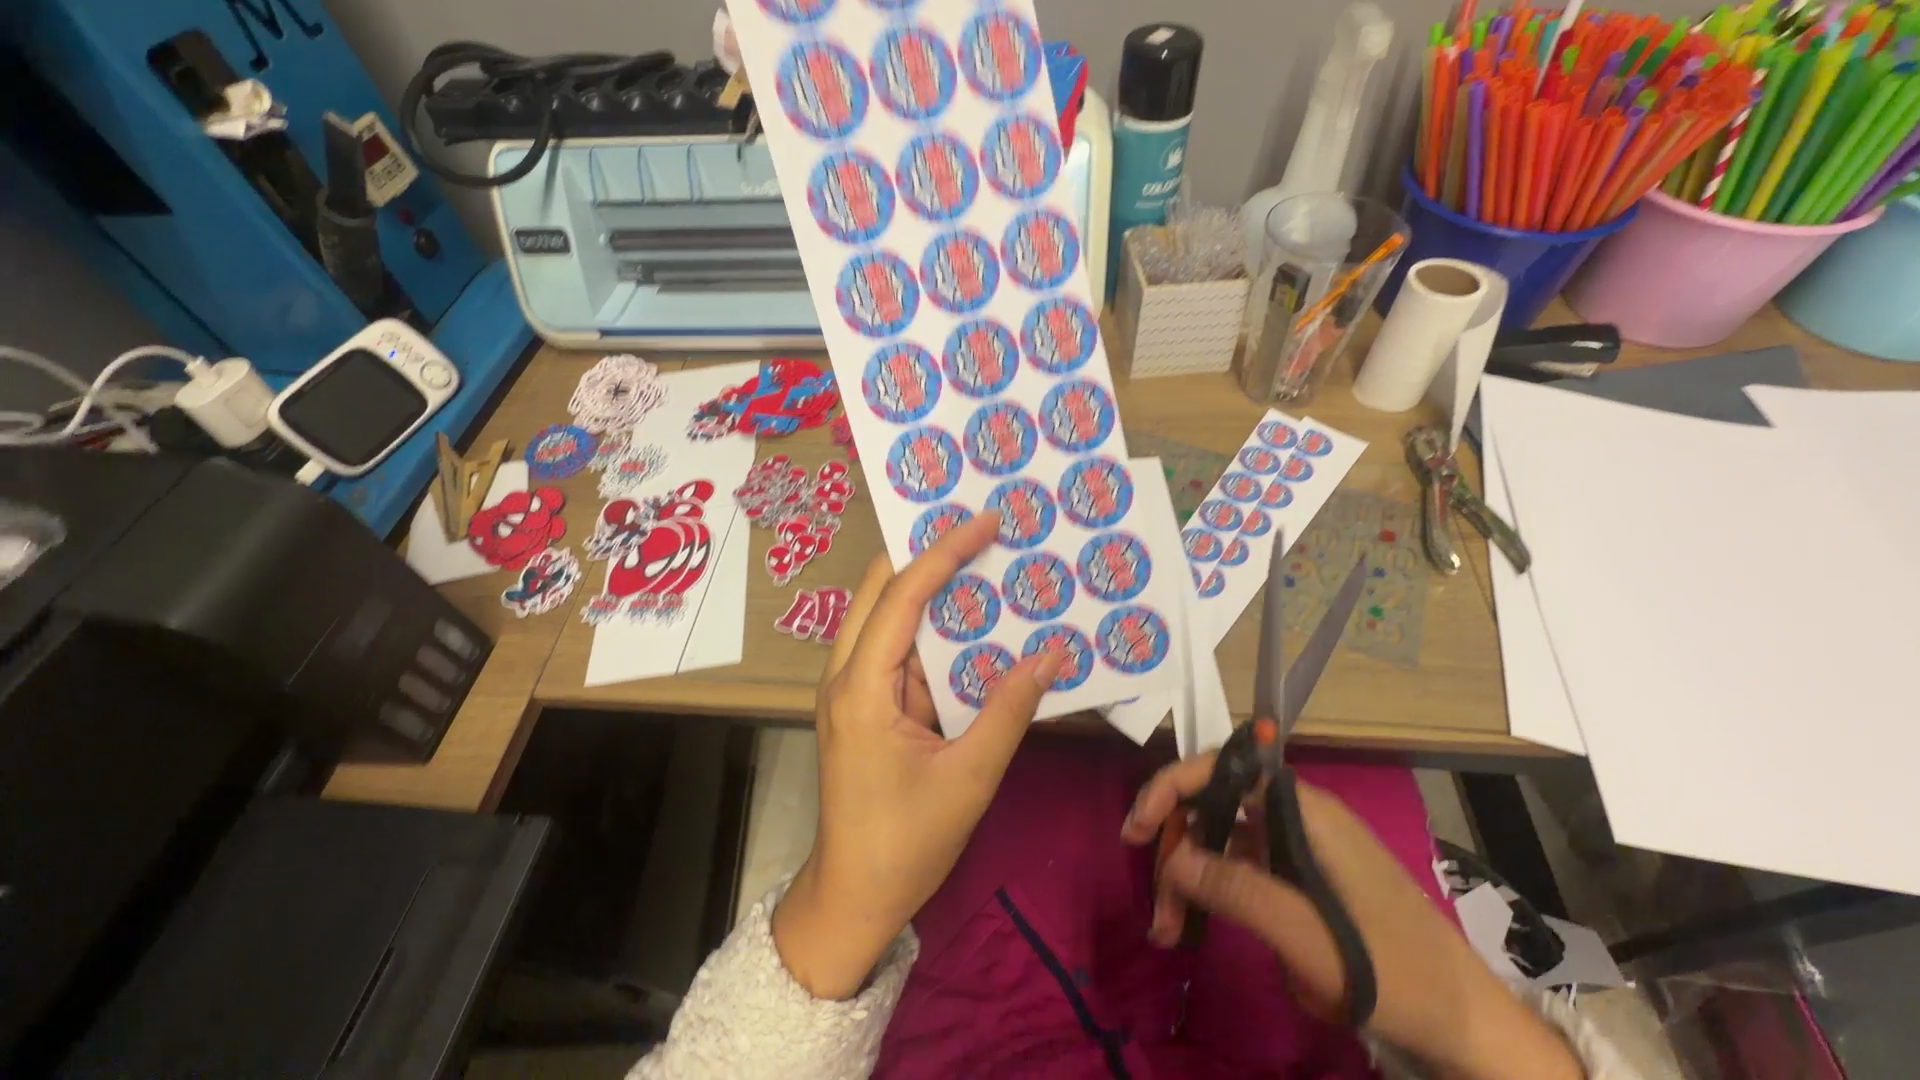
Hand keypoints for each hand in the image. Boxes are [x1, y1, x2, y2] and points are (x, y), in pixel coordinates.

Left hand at [773, 512, 1061, 998]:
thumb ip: (1009, 711)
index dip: (944, 553)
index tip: (985, 520)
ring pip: (889, 622)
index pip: (901, 597)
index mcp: (861, 687)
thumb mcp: (969, 777)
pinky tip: (976, 630)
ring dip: (933, 595)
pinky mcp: (865, 710)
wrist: (854, 897)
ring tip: (985, 566)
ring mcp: (852, 692)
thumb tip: (1053, 654)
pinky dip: (935, 638)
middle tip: (980, 529)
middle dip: (928, 557)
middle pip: (881, 593)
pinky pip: (900, 656)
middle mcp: (846, 677)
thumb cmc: (906, 841)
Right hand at [1121, 755, 1582, 1079]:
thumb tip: (1170, 854)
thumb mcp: (1305, 933)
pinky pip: (1246, 872)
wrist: (1464, 1022)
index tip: (1135, 832)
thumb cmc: (1392, 968)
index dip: (1170, 789)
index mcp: (1304, 811)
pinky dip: (1218, 896)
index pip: (1222, 769)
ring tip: (1173, 934)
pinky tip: (1208, 931)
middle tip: (1160, 915)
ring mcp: (1302, 850)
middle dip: (1177, 852)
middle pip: (1215, 810)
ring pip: (1225, 844)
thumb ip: (1236, 888)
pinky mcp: (1305, 882)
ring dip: (1192, 881)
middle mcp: (1299, 819)